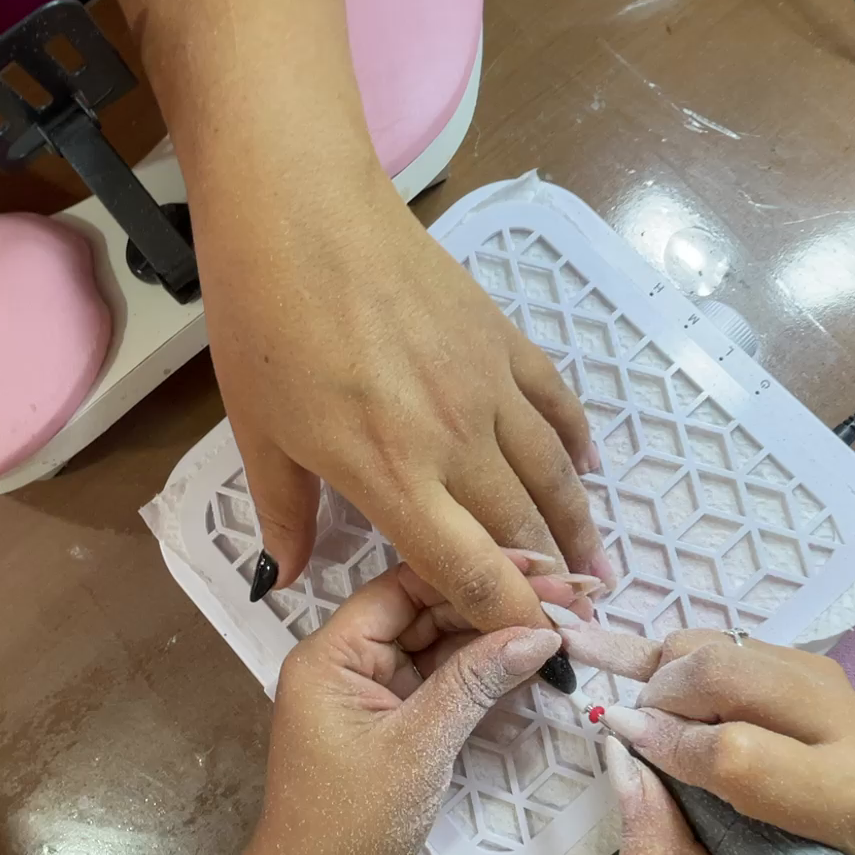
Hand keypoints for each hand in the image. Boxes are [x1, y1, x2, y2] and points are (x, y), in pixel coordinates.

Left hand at [202, 178, 609, 629]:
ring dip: (578, 525)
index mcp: (392, 476)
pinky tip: (584, 467)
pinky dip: (577, 444)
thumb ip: (283, 516)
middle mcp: (457, 442)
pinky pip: (558, 405)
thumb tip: (282, 578)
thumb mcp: (257, 433)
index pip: (471, 571)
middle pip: (524, 530)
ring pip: (554, 475)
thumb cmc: (264, 324)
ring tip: (596, 562)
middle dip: (552, 581)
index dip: (508, 618)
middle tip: (574, 612)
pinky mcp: (505, 340)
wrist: (299, 208)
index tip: (533, 646)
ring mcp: (490, 387)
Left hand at [253, 558, 579, 854]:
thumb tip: (541, 632)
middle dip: (492, 602)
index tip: (536, 567)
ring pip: (437, 637)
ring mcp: (371, 680)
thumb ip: (476, 681)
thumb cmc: (352, 822)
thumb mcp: (419, 746)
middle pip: (426, 607)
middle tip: (565, 597)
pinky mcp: (390, 705)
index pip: (405, 585)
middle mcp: (349, 653)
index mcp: (333, 651)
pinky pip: (438, 670)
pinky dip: (479, 665)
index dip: (469, 570)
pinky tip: (525, 652)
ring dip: (492, 632)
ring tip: (558, 619)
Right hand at [562, 627, 854, 854]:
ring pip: (713, 646)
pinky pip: (715, 635)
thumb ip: (659, 848)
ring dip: (665, 676)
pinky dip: (654, 648)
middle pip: (722, 674)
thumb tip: (619, 757)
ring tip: (660, 715)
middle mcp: (850, 725)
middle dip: (660, 697)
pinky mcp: (802, 657)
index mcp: (842, 798)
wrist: (854, 838)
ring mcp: (828, 680)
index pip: (733, 751)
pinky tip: (589, 643)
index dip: (666, 744)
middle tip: (640, 730)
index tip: (627, 745)